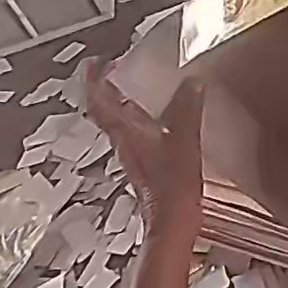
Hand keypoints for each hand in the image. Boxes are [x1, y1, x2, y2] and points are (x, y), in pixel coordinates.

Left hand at [86, 59, 203, 238]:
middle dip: (111, 89)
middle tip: (122, 71)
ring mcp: (135, 156)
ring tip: (144, 90)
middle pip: (108, 111)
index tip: (97, 62)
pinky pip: (138, 136)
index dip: (95, 80)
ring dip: (127, 105)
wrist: (173, 224)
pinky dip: (144, 122)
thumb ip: (188, 111)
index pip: (100, 102)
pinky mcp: (147, 166)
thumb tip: (192, 84)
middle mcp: (125, 144)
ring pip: (122, 124)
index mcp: (128, 135)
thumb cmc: (173, 189)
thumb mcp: (185, 142)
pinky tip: (164, 120)